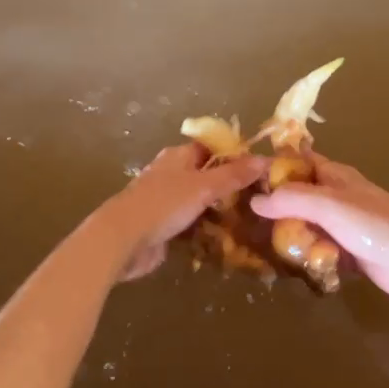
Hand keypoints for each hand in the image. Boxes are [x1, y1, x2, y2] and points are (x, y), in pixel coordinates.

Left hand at [90, 144, 266, 280]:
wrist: (123, 239)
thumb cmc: (163, 204)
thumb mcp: (203, 186)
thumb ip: (233, 175)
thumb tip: (265, 158)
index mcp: (178, 157)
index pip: (210, 147)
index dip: (234, 154)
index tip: (260, 167)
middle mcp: (171, 175)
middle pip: (206, 175)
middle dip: (230, 185)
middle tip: (260, 196)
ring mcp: (166, 202)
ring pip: (199, 201)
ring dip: (219, 209)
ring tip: (251, 218)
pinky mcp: (164, 227)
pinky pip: (192, 224)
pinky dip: (207, 229)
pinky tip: (228, 238)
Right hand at [250, 153, 388, 305]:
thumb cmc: (377, 226)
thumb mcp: (330, 205)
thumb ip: (291, 200)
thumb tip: (255, 200)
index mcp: (335, 176)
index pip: (298, 162)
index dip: (272, 167)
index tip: (242, 181)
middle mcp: (338, 198)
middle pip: (299, 197)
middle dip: (274, 207)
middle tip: (241, 222)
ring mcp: (345, 227)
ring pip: (307, 226)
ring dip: (288, 235)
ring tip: (255, 247)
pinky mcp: (351, 254)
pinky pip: (319, 251)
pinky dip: (305, 257)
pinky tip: (284, 267)